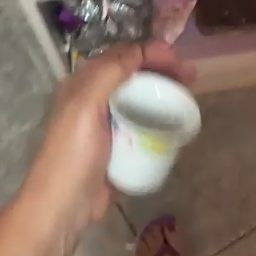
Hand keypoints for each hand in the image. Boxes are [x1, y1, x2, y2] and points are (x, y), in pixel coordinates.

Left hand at [20, 42, 193, 233]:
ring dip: (163, 93)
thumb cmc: (73, 153)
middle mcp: (93, 99)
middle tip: (190, 76)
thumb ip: (108, 74)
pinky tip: (175, 122)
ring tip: (188, 96)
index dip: (148, 52)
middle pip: (132, 76)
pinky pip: (142, 124)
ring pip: (139, 99)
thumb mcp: (86, 106)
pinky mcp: (117, 146)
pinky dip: (159, 118)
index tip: (176, 58)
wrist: (64, 205)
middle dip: (161, 71)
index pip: (119, 57)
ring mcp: (106, 124)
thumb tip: (138, 50)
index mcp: (82, 85)